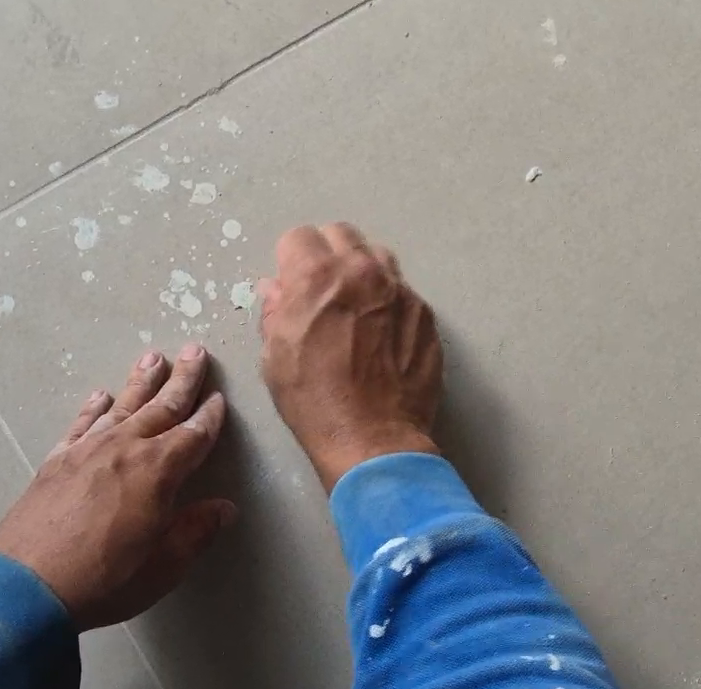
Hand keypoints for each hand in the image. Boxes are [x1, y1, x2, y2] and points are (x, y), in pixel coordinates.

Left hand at [0, 344, 234, 630]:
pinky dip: (94, 408)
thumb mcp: (165, 565)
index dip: (210, 417)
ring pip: (122, 406)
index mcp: (158, 472)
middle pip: (161, 407)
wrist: (28, 586)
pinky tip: (100, 396)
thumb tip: (225, 508)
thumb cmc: (106, 580)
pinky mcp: (56, 461)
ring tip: (153, 358)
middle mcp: (124, 449)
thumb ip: (196, 531)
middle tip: (194, 351)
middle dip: (182, 381)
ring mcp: (87, 451)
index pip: (194, 436)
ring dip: (141, 382)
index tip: (219, 399)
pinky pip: (81, 424)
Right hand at [258, 223, 442, 490]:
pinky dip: (388, 304)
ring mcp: (401, 291)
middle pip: (341, 236)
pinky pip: (402, 293)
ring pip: (377, 257)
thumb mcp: (274, 358)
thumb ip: (274, 313)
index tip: (291, 288)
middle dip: (326, 257)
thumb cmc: (314, 403)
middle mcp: (363, 271)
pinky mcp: (426, 316)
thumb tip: (276, 290)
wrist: (373, 439)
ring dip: (361, 273)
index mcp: (317, 275)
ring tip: (355, 310)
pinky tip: (382, 337)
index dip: (289, 263)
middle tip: (322, 294)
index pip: (298, 237)